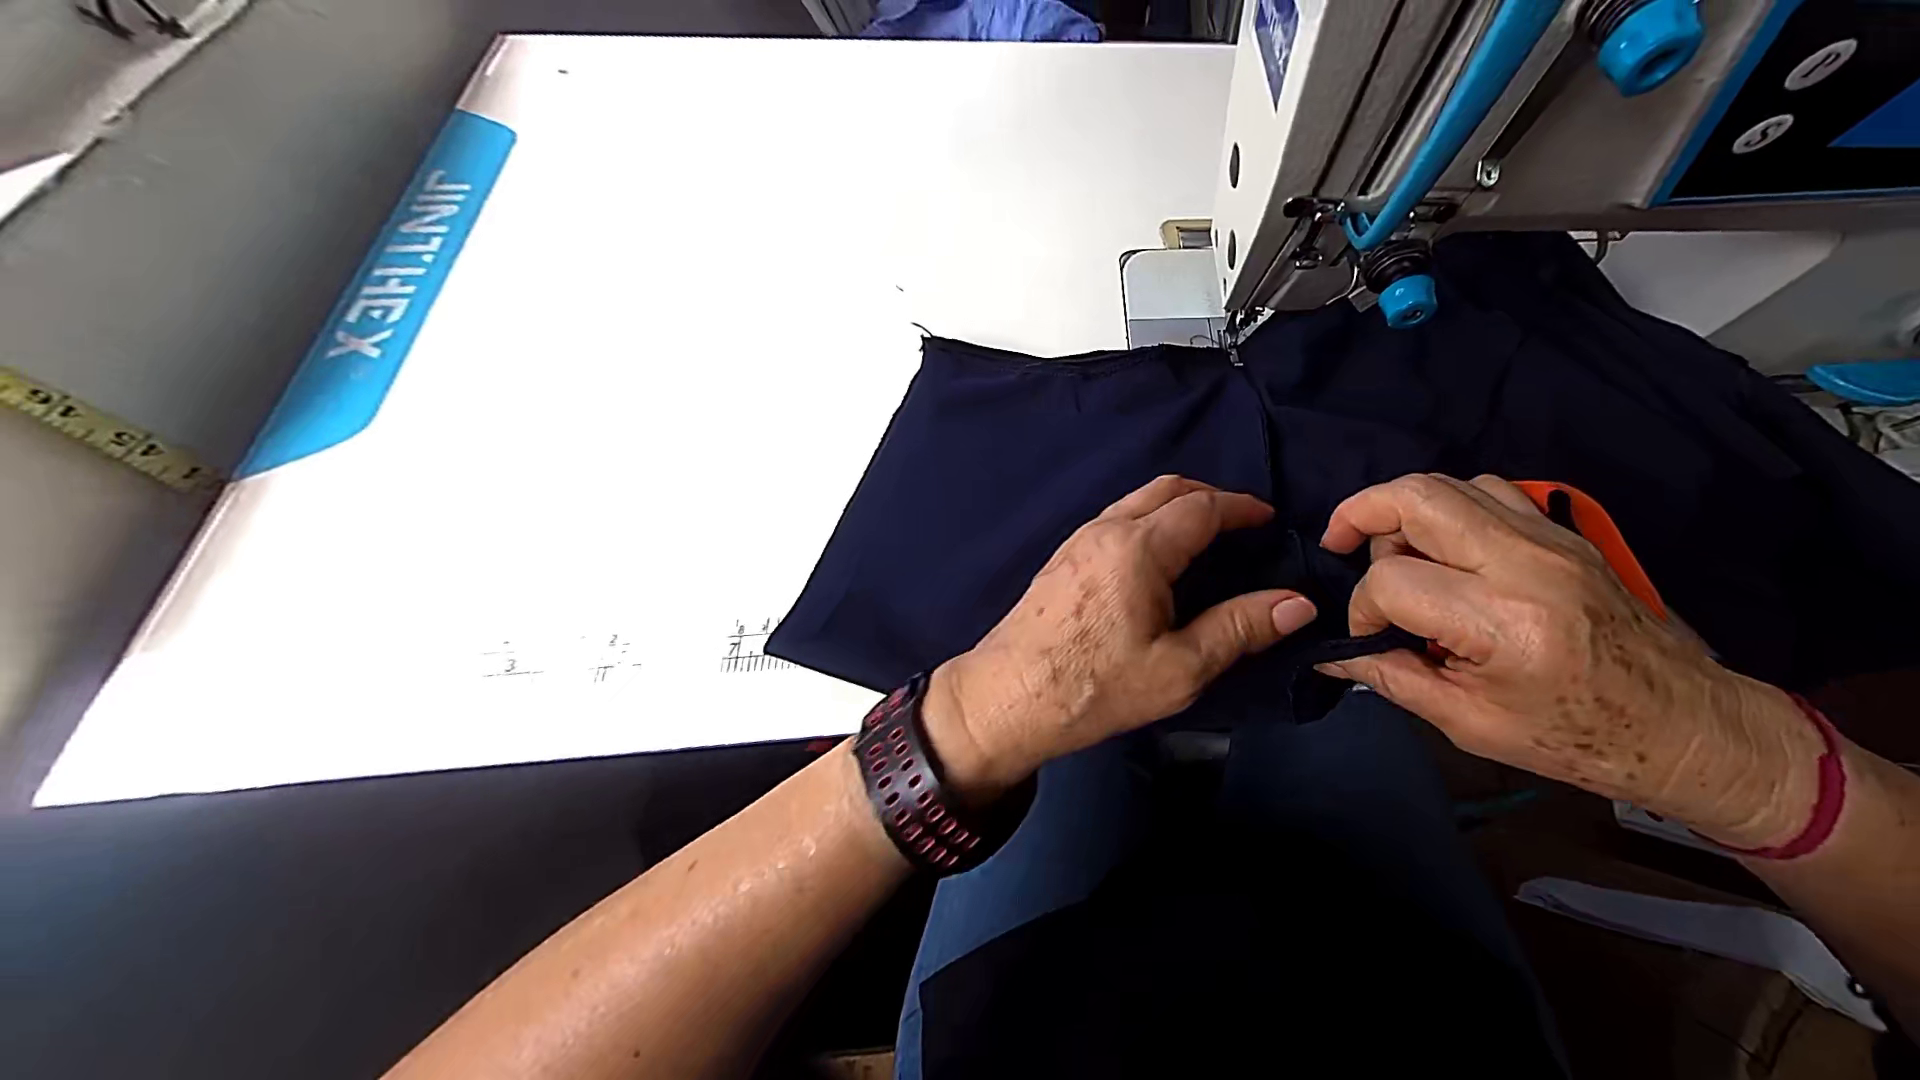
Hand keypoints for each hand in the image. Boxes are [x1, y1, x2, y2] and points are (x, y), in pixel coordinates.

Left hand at [922, 475, 1318, 800]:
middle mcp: (1103, 531)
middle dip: (1208, 496)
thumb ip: (1239, 628)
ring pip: (1133, 502)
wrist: (1006, 699)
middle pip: (1164, 489)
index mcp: (1137, 548)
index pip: (1201, 507)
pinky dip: (1144, 521)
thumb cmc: (1094, 687)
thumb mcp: (1179, 667)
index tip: (1268, 518)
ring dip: (1172, 506)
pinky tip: (1153, 556)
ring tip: (1203, 535)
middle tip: (1240, 520)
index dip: (1240, 507)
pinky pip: (1111, 521)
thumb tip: (1298, 603)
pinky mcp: (1058, 561)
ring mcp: (1074, 542)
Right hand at [1316, 473, 1824, 848]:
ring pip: (1447, 484)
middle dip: (1358, 515)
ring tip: (1391, 551)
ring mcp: (1549, 540)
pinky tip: (1438, 546)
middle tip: (1338, 546)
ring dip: (1401, 511)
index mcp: (1502, 623)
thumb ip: (1387, 675)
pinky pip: (1485, 491)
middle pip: (1415, 498)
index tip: (1369, 636)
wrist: (1690, 727)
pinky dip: (1445, 507)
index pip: (1391, 581)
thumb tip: (1329, 654)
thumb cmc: (1574, 737)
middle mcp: (1525, 564)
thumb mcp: (1464, 721)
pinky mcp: (1561, 535)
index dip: (1361, 609)